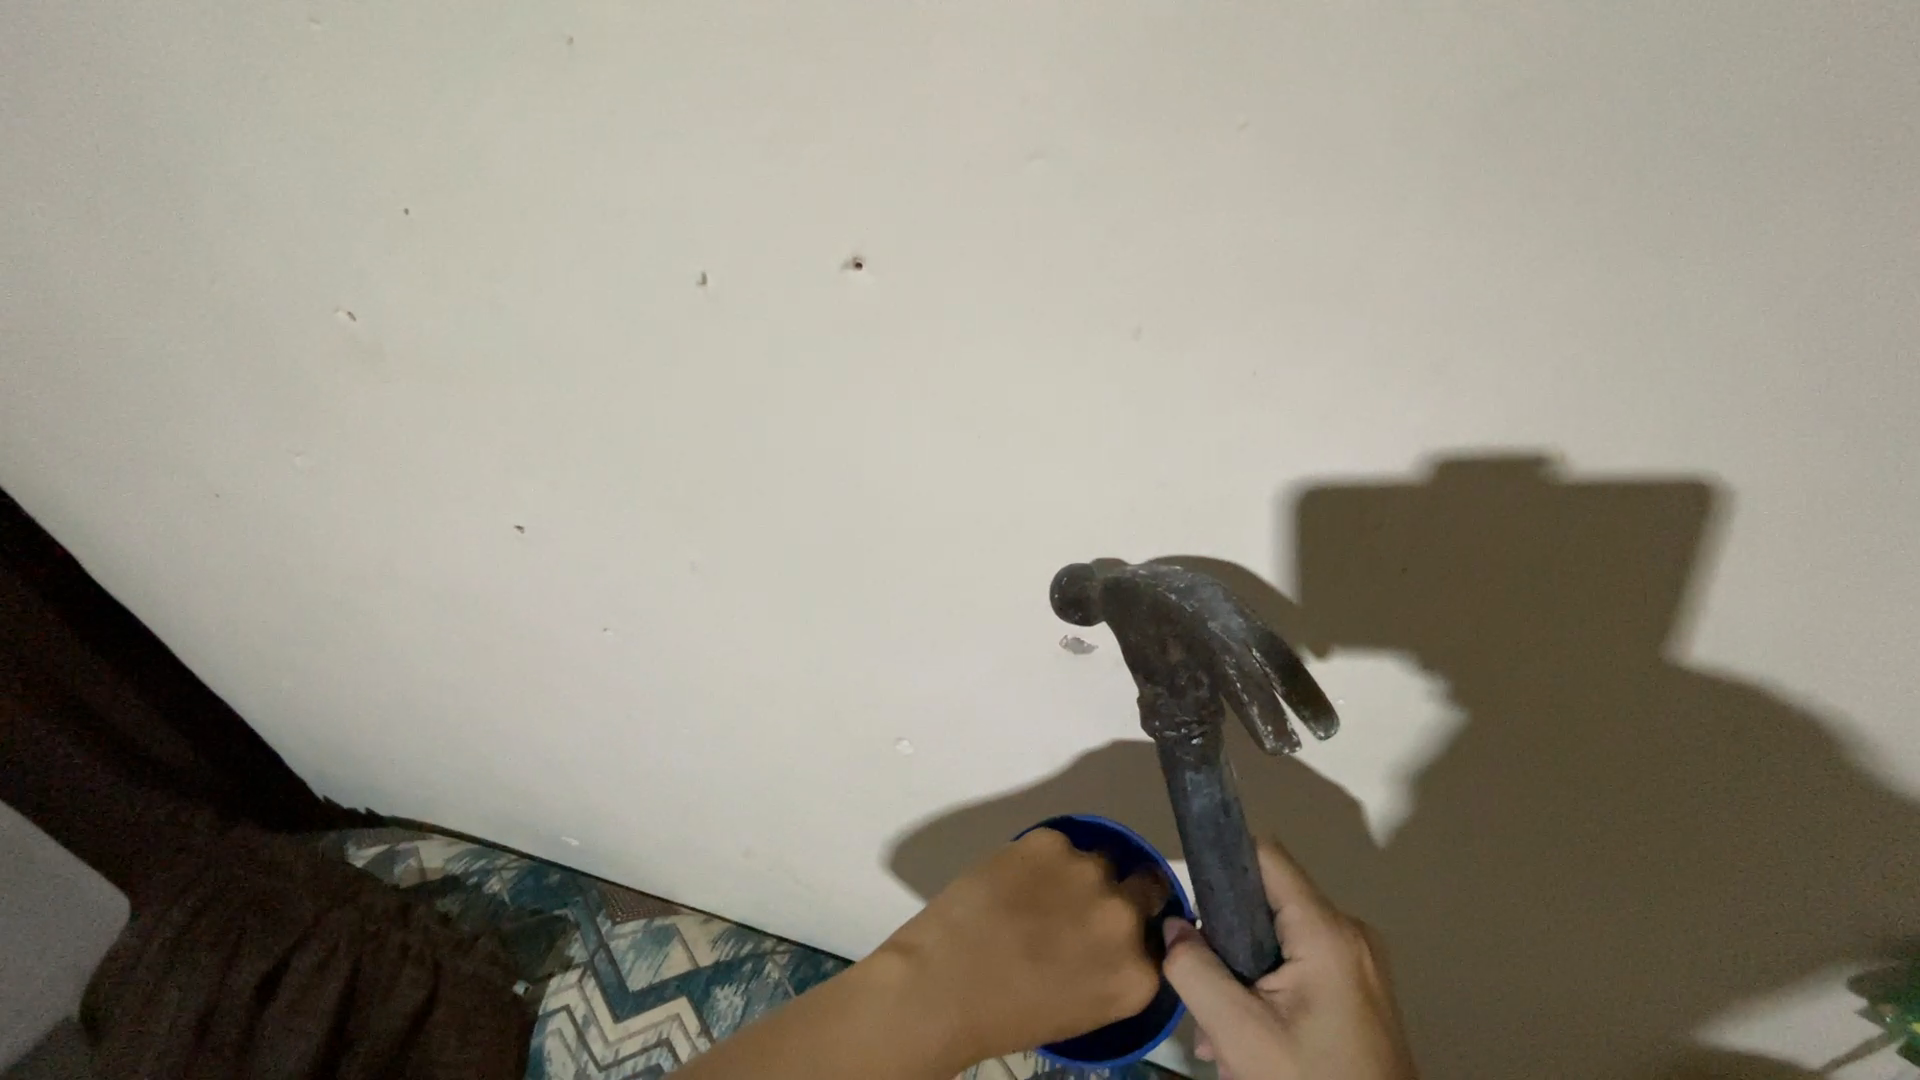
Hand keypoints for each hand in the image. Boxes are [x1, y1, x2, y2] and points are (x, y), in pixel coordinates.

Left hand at [876, 827, 1170, 1063]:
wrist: (945, 983)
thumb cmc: (1008, 1012)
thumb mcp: (1084, 1006)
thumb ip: (1113, 968)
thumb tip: (1115, 939)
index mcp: (1138, 973)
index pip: (1160, 935)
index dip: (1137, 928)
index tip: (1115, 929)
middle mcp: (1124, 916)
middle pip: (1146, 884)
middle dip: (1124, 891)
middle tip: (1084, 903)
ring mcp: (1088, 872)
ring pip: (1097, 860)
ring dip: (1077, 874)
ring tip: (1037, 893)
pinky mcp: (1049, 840)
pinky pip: (1057, 843)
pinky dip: (1040, 858)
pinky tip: (1013, 880)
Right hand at [1162, 839, 1416, 1079]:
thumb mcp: (1240, 1034)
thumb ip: (1195, 971)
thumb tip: (1173, 926)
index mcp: (1327, 931)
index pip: (1264, 856)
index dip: (1219, 864)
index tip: (1186, 899)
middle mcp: (1349, 932)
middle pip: (1266, 902)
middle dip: (1224, 939)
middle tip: (1200, 986)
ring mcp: (1358, 961)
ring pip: (1278, 937)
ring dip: (1241, 972)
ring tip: (1221, 1031)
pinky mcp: (1358, 988)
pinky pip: (1299, 964)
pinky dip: (1267, 987)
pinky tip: (1249, 1036)